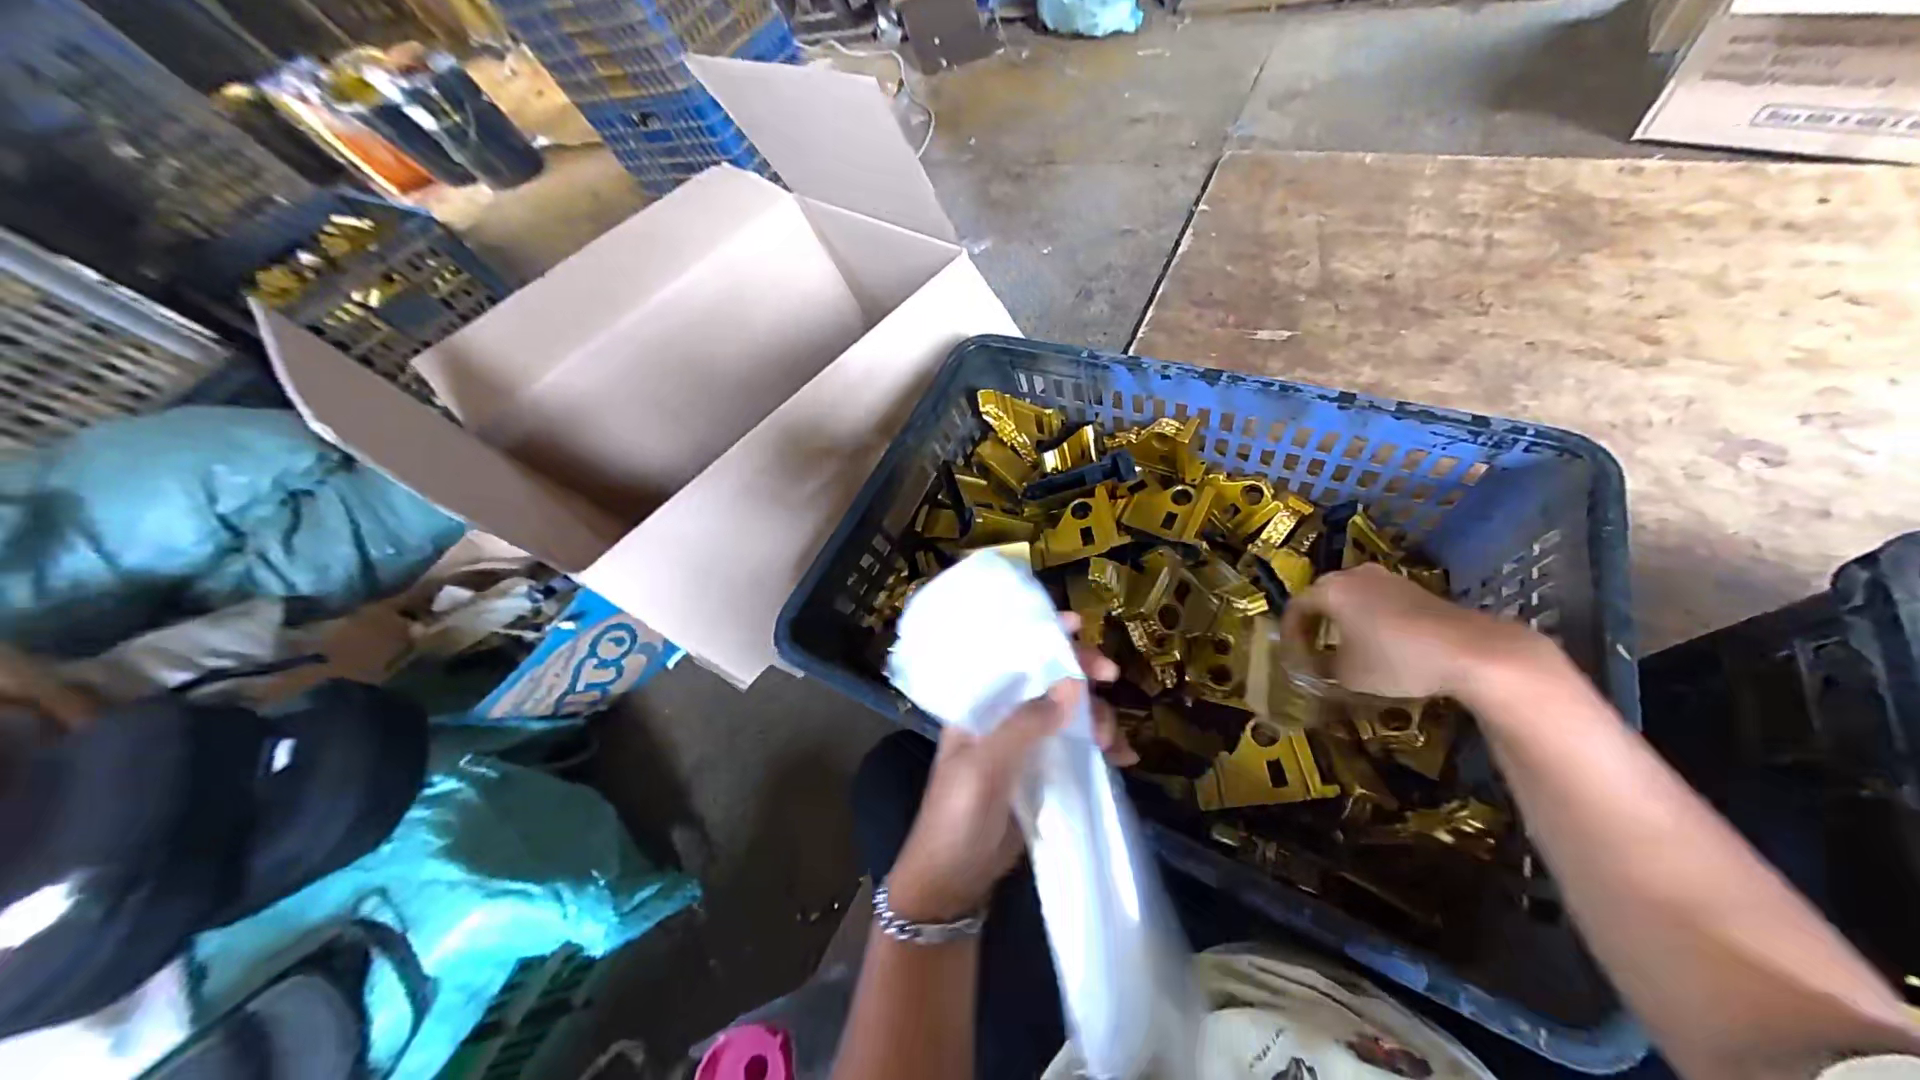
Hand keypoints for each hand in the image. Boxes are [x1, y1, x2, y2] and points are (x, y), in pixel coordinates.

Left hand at [885, 622, 1134, 923]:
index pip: (1011, 655)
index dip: (1043, 636)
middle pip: (1049, 679)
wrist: (952, 880)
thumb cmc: (956, 816)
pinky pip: (1078, 747)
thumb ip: (1026, 724)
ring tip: (1112, 742)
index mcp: (979, 704)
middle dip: (1081, 674)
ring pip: (1069, 712)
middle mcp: (1002, 716)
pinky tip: (1124, 759)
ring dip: (1097, 715)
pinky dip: (1103, 748)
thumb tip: (1075, 684)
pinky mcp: (1042, 773)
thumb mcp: (986, 767)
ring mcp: (1024, 745)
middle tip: (1111, 678)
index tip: (1080, 626)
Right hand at [1277, 563, 1560, 704]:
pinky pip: (1379, 602)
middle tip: (1313, 650)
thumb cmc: (1395, 658)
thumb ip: (1322, 667)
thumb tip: (1317, 666)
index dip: (1289, 634)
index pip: (1296, 607)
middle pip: (1323, 597)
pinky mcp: (1417, 590)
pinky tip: (1381, 645)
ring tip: (1346, 649)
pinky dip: (1370, 621)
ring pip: (1353, 598)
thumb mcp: (1347, 674)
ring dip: (1344, 622)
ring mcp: (1388, 579)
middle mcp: (1354, 575)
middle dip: (1315, 624)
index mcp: (1329, 589)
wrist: (1472, 651)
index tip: (1292, 658)